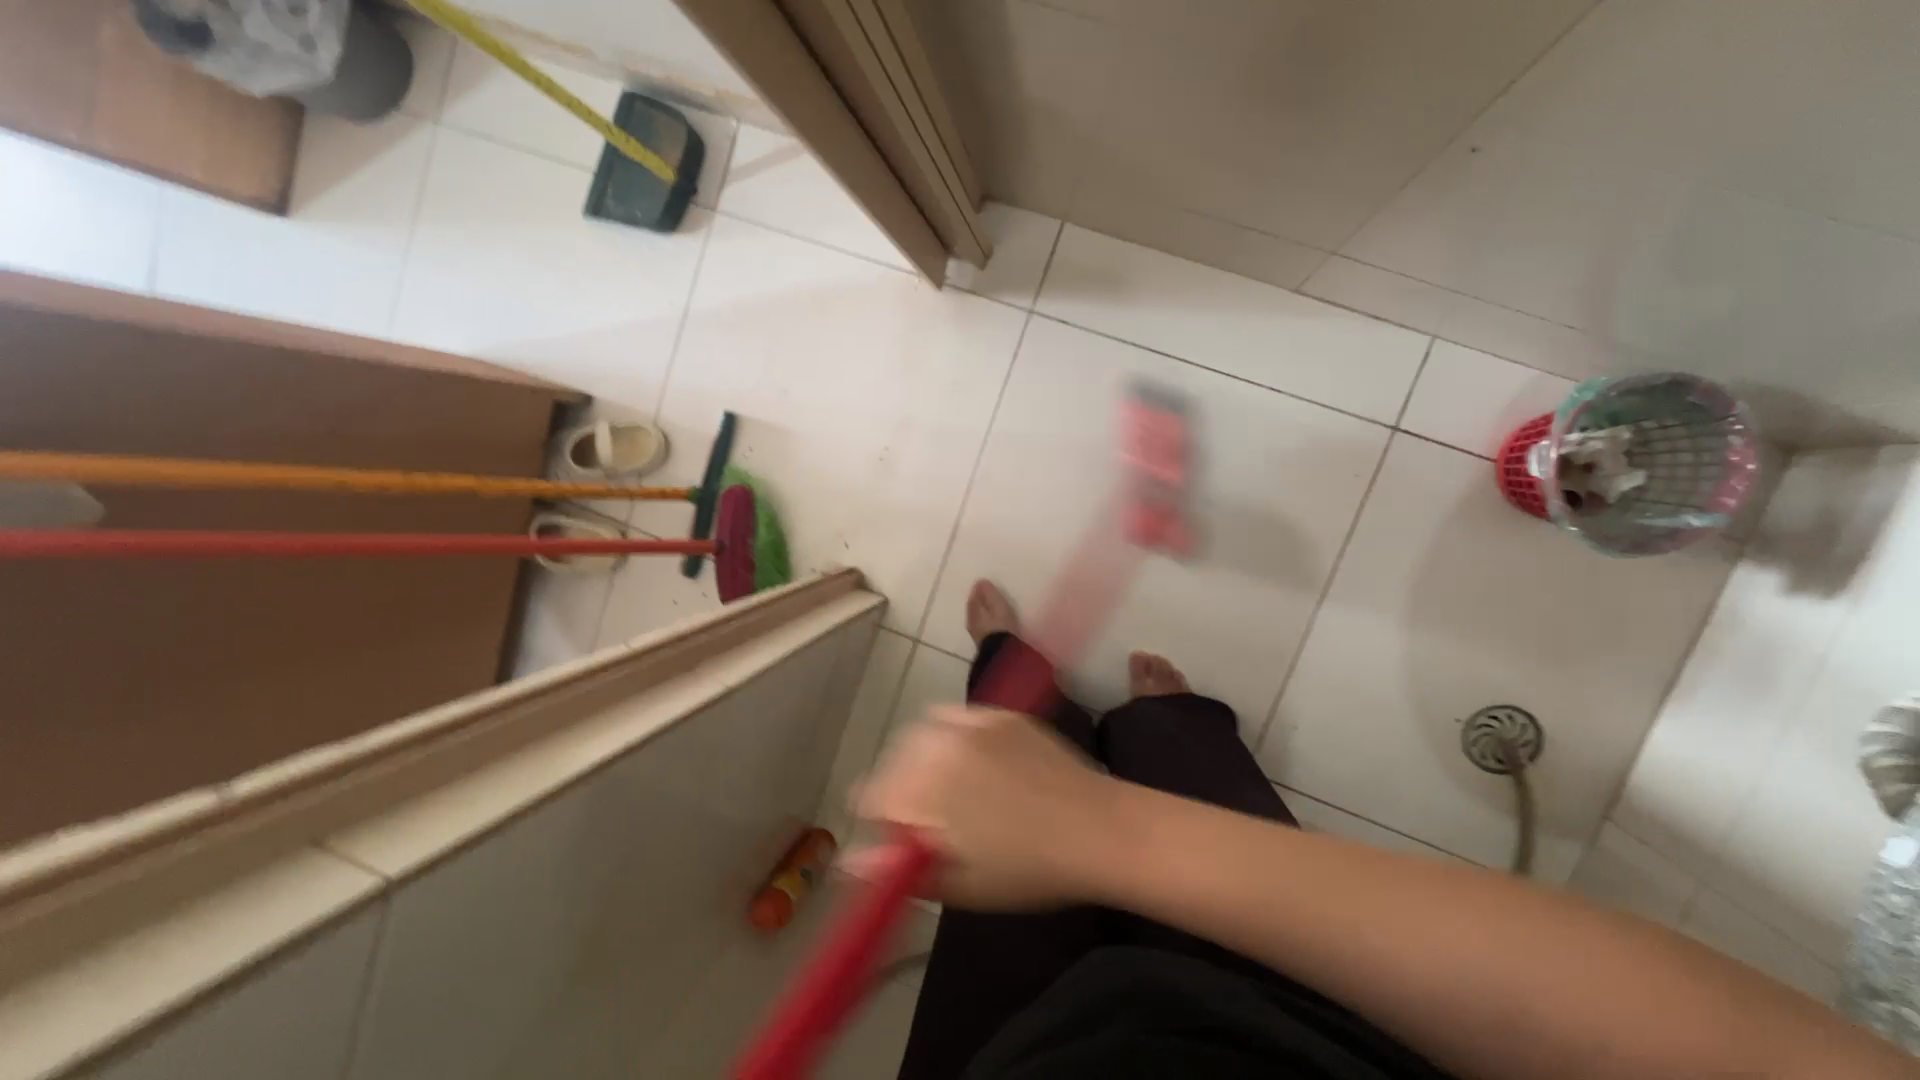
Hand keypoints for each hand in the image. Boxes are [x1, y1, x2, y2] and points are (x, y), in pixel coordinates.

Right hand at [848, 705, 1121, 910]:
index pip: (869, 798)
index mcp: (920, 790)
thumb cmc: (1027, 869)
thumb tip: (851, 862)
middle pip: (891, 764)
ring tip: (954, 789)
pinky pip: (953, 717)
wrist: (1097, 829)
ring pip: (917, 737)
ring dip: (922, 760)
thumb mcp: (959, 885)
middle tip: (938, 821)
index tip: (907, 842)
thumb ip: (898, 871)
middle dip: (903, 791)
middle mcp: (936, 747)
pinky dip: (950, 735)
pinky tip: (973, 760)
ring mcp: (968, 723)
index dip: (885, 824)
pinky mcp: (997, 713)